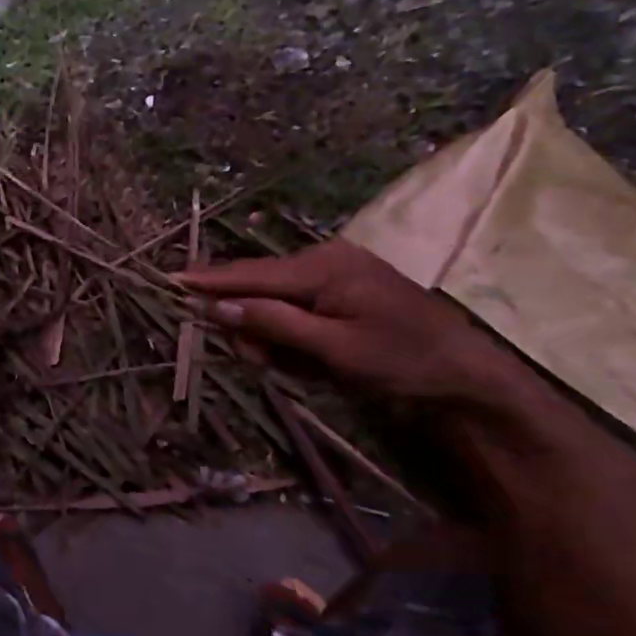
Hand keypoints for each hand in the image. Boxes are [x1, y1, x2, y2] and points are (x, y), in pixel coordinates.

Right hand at [176, 240, 515, 401]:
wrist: (467, 375)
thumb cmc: (402, 361)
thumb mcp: (333, 349)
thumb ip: (273, 323)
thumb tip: (218, 306)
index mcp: (322, 267)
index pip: (249, 274)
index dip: (207, 280)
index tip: (168, 279)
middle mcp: (324, 259)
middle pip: (260, 286)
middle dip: (249, 324)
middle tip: (258, 363)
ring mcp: (336, 272)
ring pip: (276, 300)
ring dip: (272, 335)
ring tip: (295, 368)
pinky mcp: (343, 289)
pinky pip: (298, 308)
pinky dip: (292, 334)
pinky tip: (309, 358)